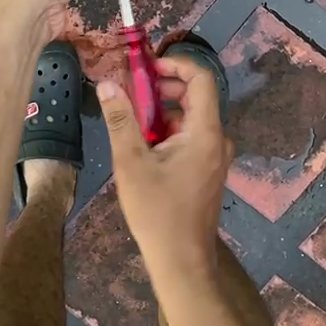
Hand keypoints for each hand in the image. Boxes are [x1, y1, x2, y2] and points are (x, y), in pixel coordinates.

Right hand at [96, 53, 232, 284]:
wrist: (181, 261)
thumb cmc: (157, 211)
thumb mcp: (131, 162)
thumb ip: (120, 119)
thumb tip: (107, 84)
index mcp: (206, 131)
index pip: (201, 78)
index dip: (175, 64)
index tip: (145, 68)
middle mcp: (218, 138)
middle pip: (195, 96)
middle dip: (163, 88)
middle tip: (131, 94)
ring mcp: (215, 156)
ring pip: (190, 117)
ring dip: (162, 111)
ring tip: (131, 123)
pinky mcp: (208, 169)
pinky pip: (191, 136)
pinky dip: (168, 131)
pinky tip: (144, 148)